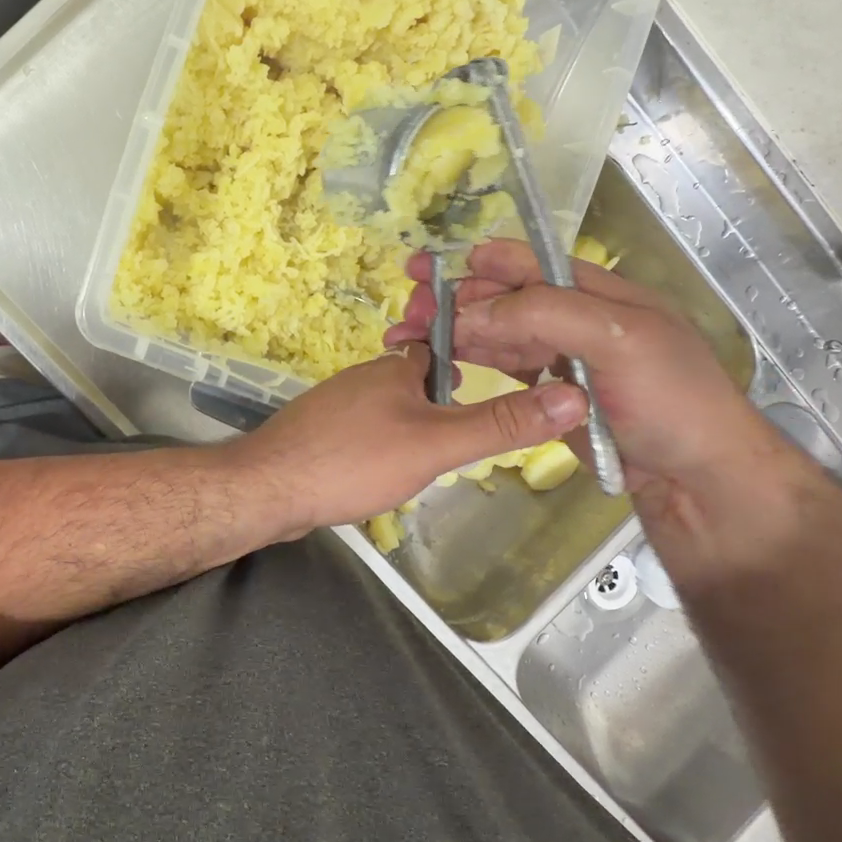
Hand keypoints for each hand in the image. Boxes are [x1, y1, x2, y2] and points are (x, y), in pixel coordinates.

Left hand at [226, 342, 589, 531]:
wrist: (267, 490)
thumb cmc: (353, 461)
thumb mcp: (436, 444)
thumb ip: (500, 424)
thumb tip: (575, 395)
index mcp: (392, 369)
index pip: (442, 351)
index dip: (472, 365)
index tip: (499, 391)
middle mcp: (360, 379)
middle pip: (415, 383)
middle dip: (442, 405)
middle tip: (471, 438)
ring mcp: (332, 407)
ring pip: (387, 410)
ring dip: (411, 428)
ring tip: (435, 461)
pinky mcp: (314, 435)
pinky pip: (359, 434)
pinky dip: (379, 447)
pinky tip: (383, 474)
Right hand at [389, 240, 801, 536]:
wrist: (696, 478)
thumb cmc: (671, 400)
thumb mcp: (618, 339)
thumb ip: (545, 314)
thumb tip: (469, 311)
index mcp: (598, 292)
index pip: (529, 264)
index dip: (480, 264)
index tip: (429, 271)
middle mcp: (575, 317)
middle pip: (503, 298)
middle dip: (455, 300)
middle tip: (410, 314)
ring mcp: (561, 356)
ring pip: (495, 331)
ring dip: (453, 330)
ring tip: (409, 337)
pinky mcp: (549, 390)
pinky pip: (501, 365)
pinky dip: (470, 359)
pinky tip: (442, 362)